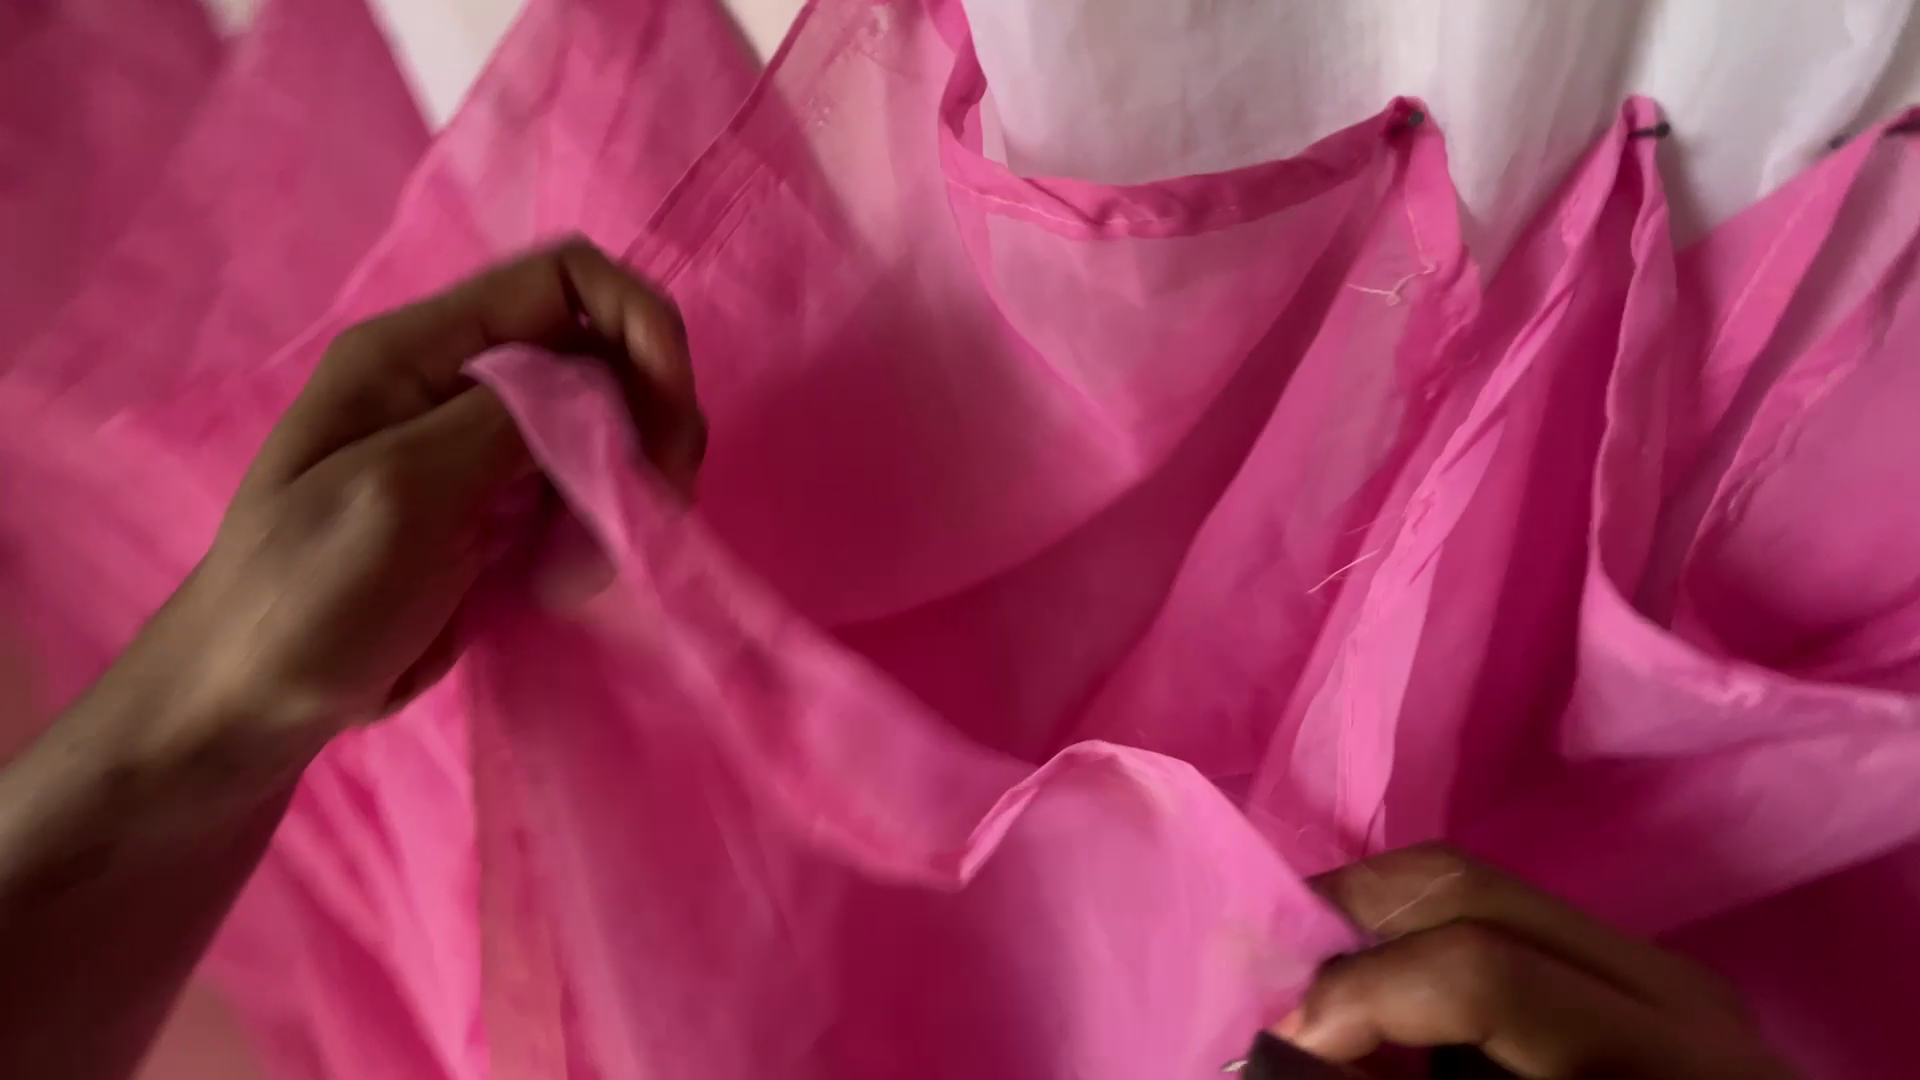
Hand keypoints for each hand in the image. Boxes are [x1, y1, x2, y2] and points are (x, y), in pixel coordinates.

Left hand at [96, 240, 704, 798]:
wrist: (264, 694)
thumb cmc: (310, 591)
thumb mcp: (397, 491)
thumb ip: (503, 423)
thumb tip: (606, 390)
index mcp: (426, 351)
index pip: (565, 282)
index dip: (639, 319)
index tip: (673, 401)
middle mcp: (473, 382)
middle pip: (609, 353)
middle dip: (657, 410)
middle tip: (663, 487)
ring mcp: (500, 445)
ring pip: (620, 421)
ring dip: (646, 469)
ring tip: (625, 535)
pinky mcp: (521, 501)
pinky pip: (603, 481)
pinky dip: (621, 514)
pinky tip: (592, 561)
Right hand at [1265, 844, 1795, 1078]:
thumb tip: (1291, 1047)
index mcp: (1667, 1055)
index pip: (1480, 971)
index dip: (1363, 995)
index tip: (1291, 1038)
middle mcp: (1660, 982)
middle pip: (1458, 883)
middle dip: (1344, 913)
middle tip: (1282, 971)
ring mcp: (1640, 961)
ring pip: (1463, 878)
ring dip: (1369, 910)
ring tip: (1318, 965)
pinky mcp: (1616, 963)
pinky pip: (1484, 907)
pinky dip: (1408, 925)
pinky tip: (1378, 972)